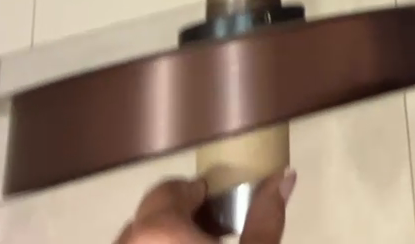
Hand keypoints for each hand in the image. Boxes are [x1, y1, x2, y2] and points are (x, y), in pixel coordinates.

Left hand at [114, 173, 294, 243]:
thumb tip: (283, 177)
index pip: (165, 191)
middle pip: (144, 219)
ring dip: (158, 241)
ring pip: (130, 243)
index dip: (193, 192)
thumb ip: (266, 219)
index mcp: (157, 233)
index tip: (214, 202)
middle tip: (206, 231)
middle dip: (174, 219)